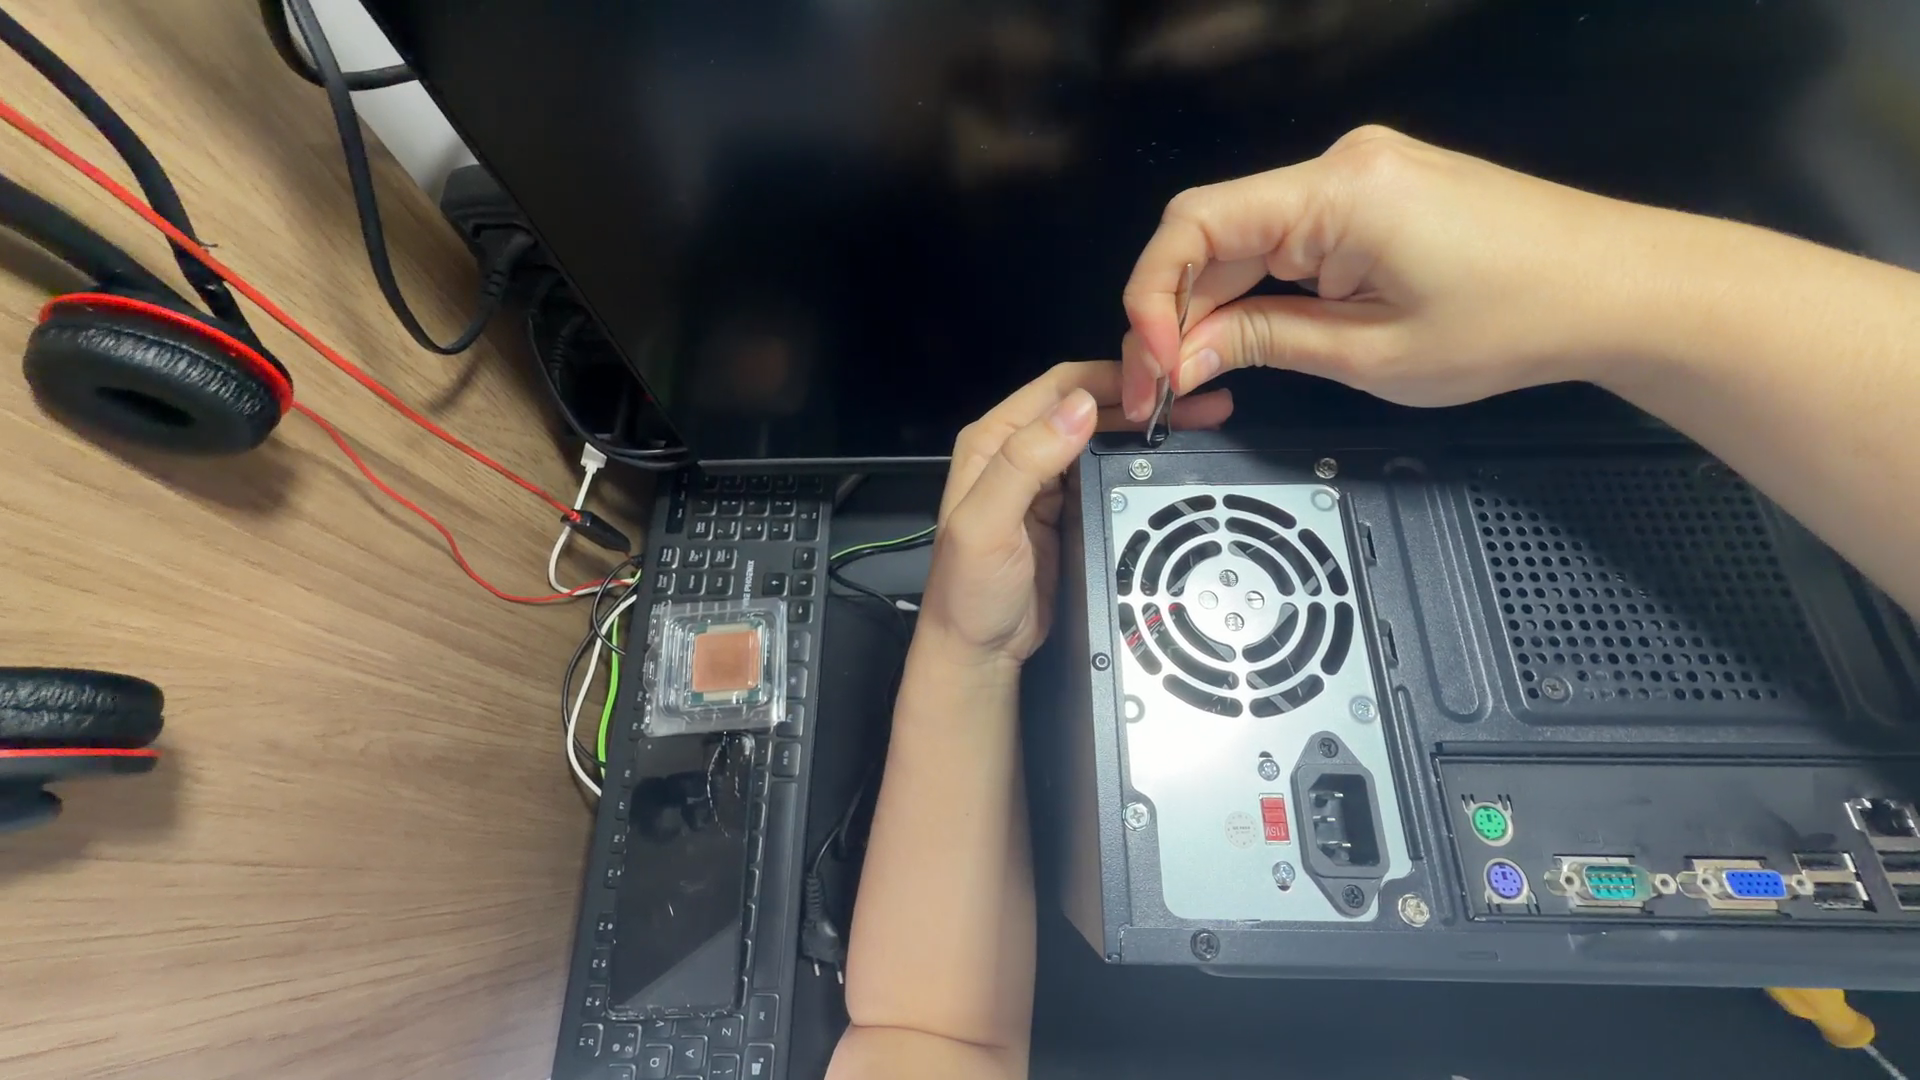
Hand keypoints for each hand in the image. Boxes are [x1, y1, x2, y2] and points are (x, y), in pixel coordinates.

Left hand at [919, 362, 1231, 666]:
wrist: (981, 649)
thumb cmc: (969, 591)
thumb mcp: (984, 525)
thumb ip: (1023, 463)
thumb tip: (1079, 409)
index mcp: (992, 443)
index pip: (1057, 388)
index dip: (1110, 378)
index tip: (1158, 381)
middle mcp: (1019, 452)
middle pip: (1087, 406)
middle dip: (1140, 399)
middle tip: (1195, 401)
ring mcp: (1048, 481)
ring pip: (1104, 435)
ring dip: (1147, 427)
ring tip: (1197, 421)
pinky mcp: (1071, 508)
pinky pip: (1111, 470)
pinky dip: (1141, 460)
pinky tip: (1171, 458)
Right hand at [1119, 125, 1666, 419]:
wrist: (1623, 289)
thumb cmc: (1512, 323)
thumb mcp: (1367, 352)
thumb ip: (1261, 341)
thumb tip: (1179, 357)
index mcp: (1337, 190)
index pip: (1193, 223)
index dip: (1152, 296)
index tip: (1157, 364)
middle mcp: (1335, 166)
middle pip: (1207, 234)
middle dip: (1169, 315)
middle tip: (1157, 388)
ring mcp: (1350, 179)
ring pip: (1236, 244)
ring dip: (1204, 310)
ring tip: (1191, 376)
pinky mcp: (1363, 202)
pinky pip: (1276, 246)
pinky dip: (1246, 296)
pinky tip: (1237, 340)